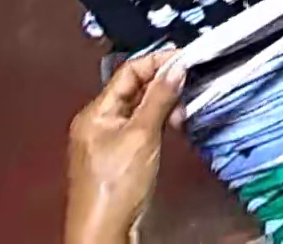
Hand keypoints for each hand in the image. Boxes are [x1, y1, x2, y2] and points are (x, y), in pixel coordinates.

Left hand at [66, 49, 186, 243]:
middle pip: (136, 87)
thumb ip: (160, 96)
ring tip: (183, 109)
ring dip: (165, 102)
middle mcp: (99, 122)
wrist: (106, 238)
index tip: (184, 57)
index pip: (130, 71)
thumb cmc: (116, 187)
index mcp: (95, 113)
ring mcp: (110, 140)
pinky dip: (161, 119)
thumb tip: (177, 66)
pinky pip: (144, 124)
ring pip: (142, 106)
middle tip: (188, 82)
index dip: (158, 61)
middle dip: (163, 83)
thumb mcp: (142, 135)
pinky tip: (176, 123)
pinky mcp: (122, 155)